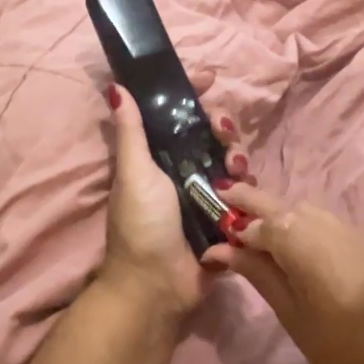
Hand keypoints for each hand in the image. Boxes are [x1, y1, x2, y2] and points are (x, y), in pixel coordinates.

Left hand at [96, 82, 249, 321]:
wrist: (156, 286)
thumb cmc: (141, 224)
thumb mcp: (134, 172)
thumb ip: (131, 130)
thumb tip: (115, 86)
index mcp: (158, 154)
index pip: (178, 113)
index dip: (193, 92)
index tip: (211, 77)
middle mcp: (183, 168)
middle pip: (211, 131)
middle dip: (222, 123)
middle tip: (222, 131)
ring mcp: (206, 192)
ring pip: (231, 156)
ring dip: (236, 152)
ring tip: (233, 167)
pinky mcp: (226, 216)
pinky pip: (245, 189)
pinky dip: (247, 182)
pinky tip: (244, 187)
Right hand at [203, 186, 363, 363]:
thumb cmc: (345, 360)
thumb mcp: (295, 322)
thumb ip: (261, 276)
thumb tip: (221, 249)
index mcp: (324, 267)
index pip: (275, 227)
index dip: (245, 225)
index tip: (220, 230)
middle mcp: (344, 240)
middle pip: (292, 208)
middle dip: (257, 203)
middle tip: (223, 196)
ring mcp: (360, 235)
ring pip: (310, 209)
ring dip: (279, 211)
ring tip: (253, 224)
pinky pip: (327, 218)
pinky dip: (302, 220)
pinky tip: (289, 235)